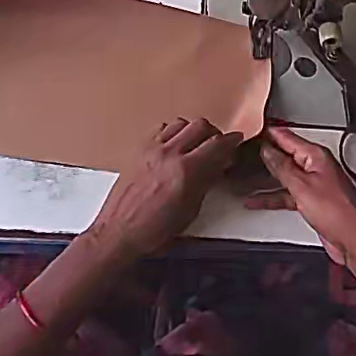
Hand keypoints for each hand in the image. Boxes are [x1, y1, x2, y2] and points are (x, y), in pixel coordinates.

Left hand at [86, 118, 244, 260]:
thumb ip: (206, 182)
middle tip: (217, 145)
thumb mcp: (190, 210)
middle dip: (214, 133)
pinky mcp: (138, 149)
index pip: (217, 145)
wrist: (119, 232)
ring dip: (193, 130)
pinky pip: (161, 128)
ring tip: (196, 144)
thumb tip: (218, 165)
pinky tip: (174, 144)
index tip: (235, 141)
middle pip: (200, 125)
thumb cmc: (153, 230)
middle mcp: (169, 154)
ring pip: (181, 123)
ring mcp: (152, 149)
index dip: (231, 141)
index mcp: (185, 171)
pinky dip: (172, 132)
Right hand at [252, 126, 355, 279]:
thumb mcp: (302, 186)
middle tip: (247, 149)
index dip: (269, 132)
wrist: (354, 240)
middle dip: (266, 153)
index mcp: (316, 156)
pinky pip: (288, 193)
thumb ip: (282, 167)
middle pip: (286, 154)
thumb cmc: (339, 213)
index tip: (253, 129)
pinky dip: (274, 196)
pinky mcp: (313, 201)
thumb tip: (268, 151)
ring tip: (247, 173)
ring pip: (285, 175)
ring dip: (267, 176)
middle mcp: (317, 167)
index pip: (288, 137)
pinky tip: (258, 200)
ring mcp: (315, 184)